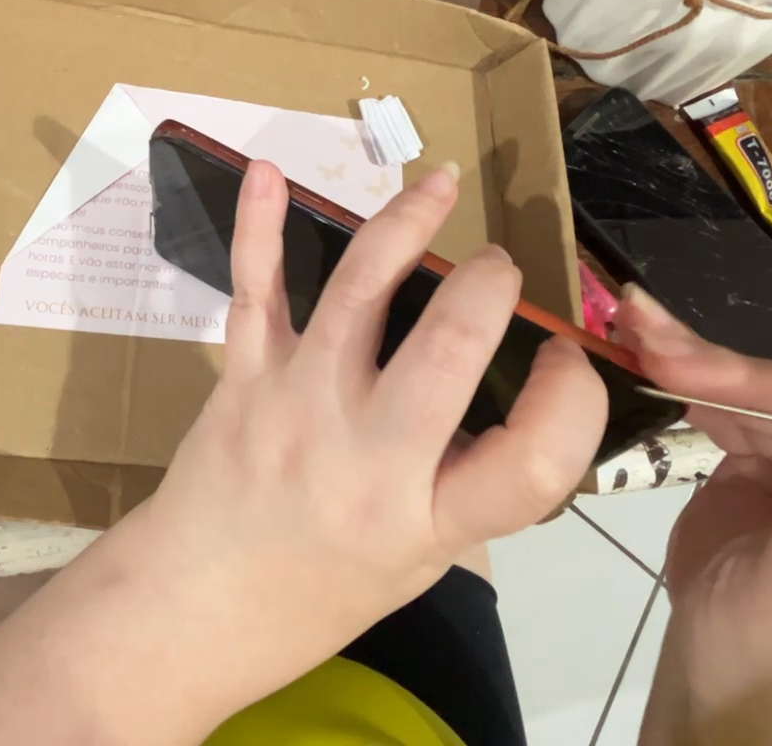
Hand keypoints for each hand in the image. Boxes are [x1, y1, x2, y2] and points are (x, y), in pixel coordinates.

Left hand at [0, 160, 610, 745]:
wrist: (199, 600)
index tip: (567, 356)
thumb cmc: (319, 589)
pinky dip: (258, 226)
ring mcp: (296, 403)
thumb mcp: (420, 562)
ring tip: (440, 186)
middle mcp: (364, 457)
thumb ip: (469, 486)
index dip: (573, 400)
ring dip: (405, 227)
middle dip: (487, 288)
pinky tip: (267, 172)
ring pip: (356, 295)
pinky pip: (255, 289)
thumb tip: (518, 397)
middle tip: (498, 266)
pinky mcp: (243, 372)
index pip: (532, 464)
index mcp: (424, 522)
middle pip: (446, 351)